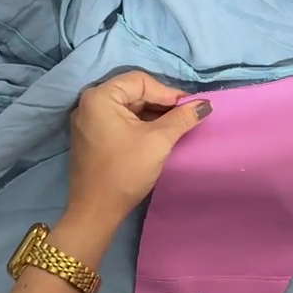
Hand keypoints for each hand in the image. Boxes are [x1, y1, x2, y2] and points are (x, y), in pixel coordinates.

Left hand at [66, 71, 210, 230]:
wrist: (96, 212)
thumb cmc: (126, 171)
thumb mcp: (158, 141)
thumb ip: (182, 118)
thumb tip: (205, 104)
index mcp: (100, 96)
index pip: (140, 81)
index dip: (167, 92)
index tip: (189, 107)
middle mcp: (89, 102)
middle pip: (133, 92)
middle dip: (161, 103)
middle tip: (185, 116)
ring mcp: (88, 119)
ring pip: (128, 106)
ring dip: (152, 114)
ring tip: (176, 126)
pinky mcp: (91, 135)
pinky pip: (119, 119)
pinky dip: (139, 123)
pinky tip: (158, 134)